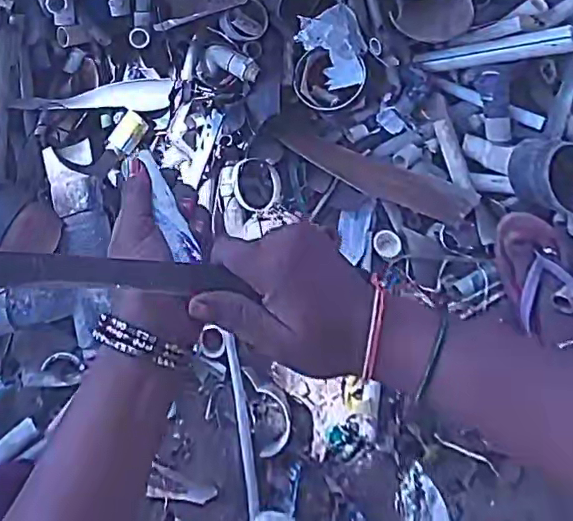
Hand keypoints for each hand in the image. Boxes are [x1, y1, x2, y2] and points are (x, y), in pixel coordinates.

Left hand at [107, 161, 202, 347]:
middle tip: (181, 226)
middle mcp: (165, 239)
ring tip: (190, 248)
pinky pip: (218, 249)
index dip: (172, 192)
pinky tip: (203, 260)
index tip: (173, 198)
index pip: (165, 194)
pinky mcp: (204, 271)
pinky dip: (213, 251)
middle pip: (189, 209)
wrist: (158, 328)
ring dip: (200, 234)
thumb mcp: (132, 231)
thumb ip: (136, 197)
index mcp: (143, 225)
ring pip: (204, 227)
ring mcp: (185, 255)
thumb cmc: (136, 285)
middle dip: (189, 213)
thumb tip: (135, 166)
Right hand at [187, 221, 375, 378]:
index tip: (227, 293)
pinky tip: (296, 286)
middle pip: (241, 249)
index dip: (218, 273)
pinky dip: (280, 260)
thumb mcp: (276, 341)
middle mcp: (285, 237)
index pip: (221, 249)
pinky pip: (278, 242)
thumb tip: (198, 302)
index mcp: (271, 262)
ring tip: (285, 298)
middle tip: (265, 306)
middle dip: (244, 276)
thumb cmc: (330, 340)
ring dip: (263, 269)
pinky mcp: (310, 233)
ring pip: (259, 246)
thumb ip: (235, 316)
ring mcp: (300, 232)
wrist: (374, 328)